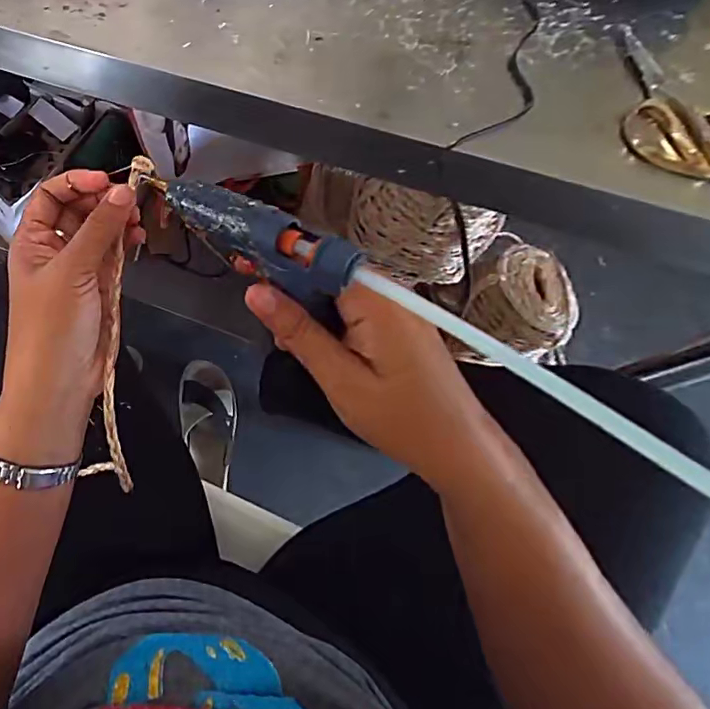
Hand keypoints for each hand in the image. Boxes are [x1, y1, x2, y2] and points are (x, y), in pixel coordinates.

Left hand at [0, 170, 143, 463]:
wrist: (58, 386)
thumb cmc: (50, 329)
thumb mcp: (73, 272)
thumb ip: (99, 229)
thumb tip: (121, 192)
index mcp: (31, 241)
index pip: (50, 196)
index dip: (75, 183)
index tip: (105, 180)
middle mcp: (52, 250)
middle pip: (77, 209)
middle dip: (102, 199)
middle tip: (129, 197)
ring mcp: (76, 268)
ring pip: (98, 230)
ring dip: (117, 219)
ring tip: (137, 217)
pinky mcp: (98, 285)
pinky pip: (111, 253)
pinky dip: (124, 242)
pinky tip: (137, 236)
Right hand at [245, 279, 498, 487]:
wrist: (462, 451)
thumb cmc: (404, 420)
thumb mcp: (340, 379)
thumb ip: (298, 331)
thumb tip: (257, 292)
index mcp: (378, 300)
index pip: (318, 257)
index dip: (279, 257)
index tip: (247, 266)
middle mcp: (391, 293)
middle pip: (327, 269)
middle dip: (292, 289)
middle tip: (269, 322)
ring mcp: (399, 306)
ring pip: (338, 287)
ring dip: (310, 307)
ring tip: (293, 344)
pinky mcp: (401, 320)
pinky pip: (356, 303)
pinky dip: (331, 318)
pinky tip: (321, 347)